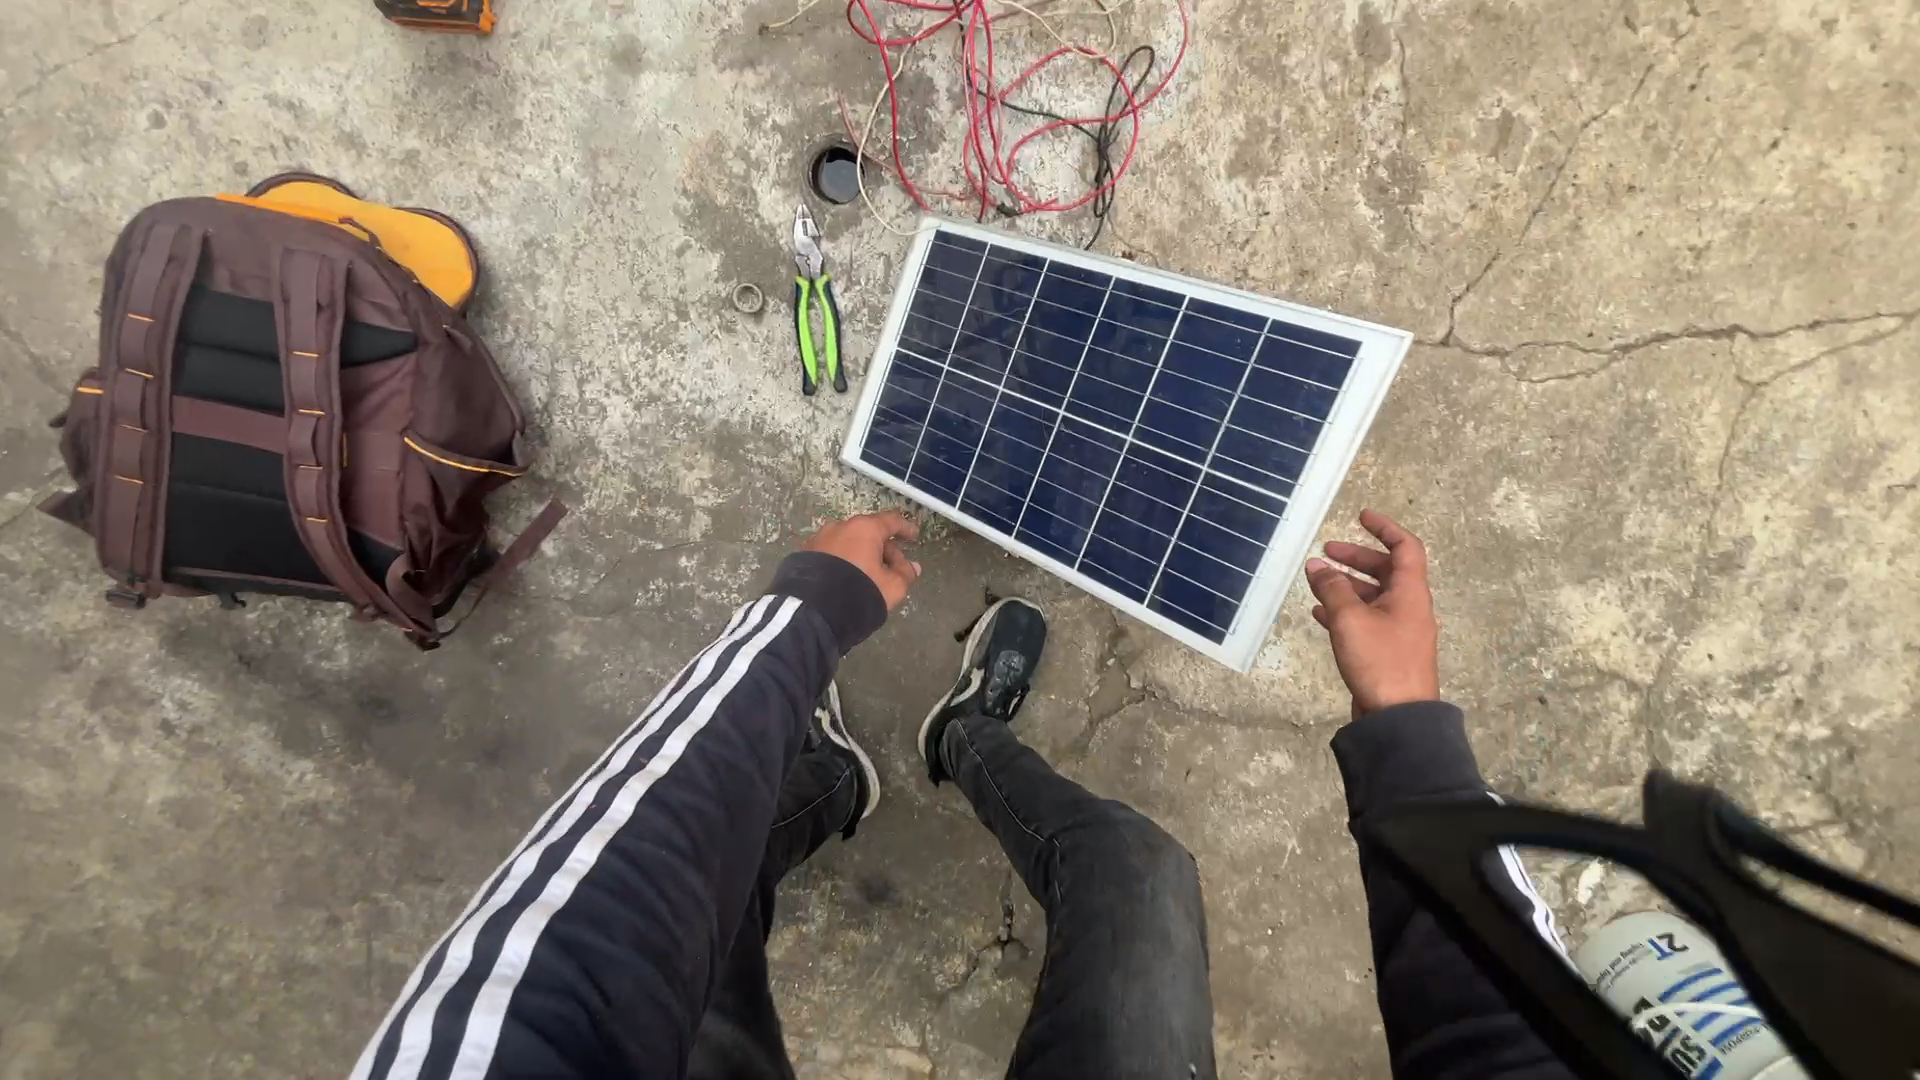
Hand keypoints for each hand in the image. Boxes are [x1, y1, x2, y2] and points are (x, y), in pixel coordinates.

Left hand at [802, 511, 922, 610]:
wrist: (812, 610)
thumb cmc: (859, 591)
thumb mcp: (892, 587)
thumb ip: (905, 574)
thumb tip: (912, 567)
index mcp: (865, 529)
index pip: (892, 521)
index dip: (906, 529)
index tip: (914, 536)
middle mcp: (841, 527)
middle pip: (870, 533)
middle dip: (884, 550)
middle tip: (894, 570)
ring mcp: (820, 539)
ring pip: (850, 543)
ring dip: (863, 556)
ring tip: (870, 577)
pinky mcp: (805, 555)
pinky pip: (833, 554)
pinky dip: (845, 562)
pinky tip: (848, 580)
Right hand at [1305, 510, 1440, 714]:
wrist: (1398, 715)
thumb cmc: (1379, 660)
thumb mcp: (1350, 618)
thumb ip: (1332, 588)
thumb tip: (1317, 565)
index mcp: (1410, 593)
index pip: (1405, 548)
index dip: (1385, 528)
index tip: (1361, 517)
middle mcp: (1409, 607)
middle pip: (1386, 571)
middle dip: (1356, 558)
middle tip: (1326, 552)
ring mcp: (1399, 630)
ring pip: (1373, 596)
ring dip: (1346, 584)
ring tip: (1316, 582)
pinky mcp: (1386, 650)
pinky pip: (1365, 619)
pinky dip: (1344, 610)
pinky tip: (1320, 613)